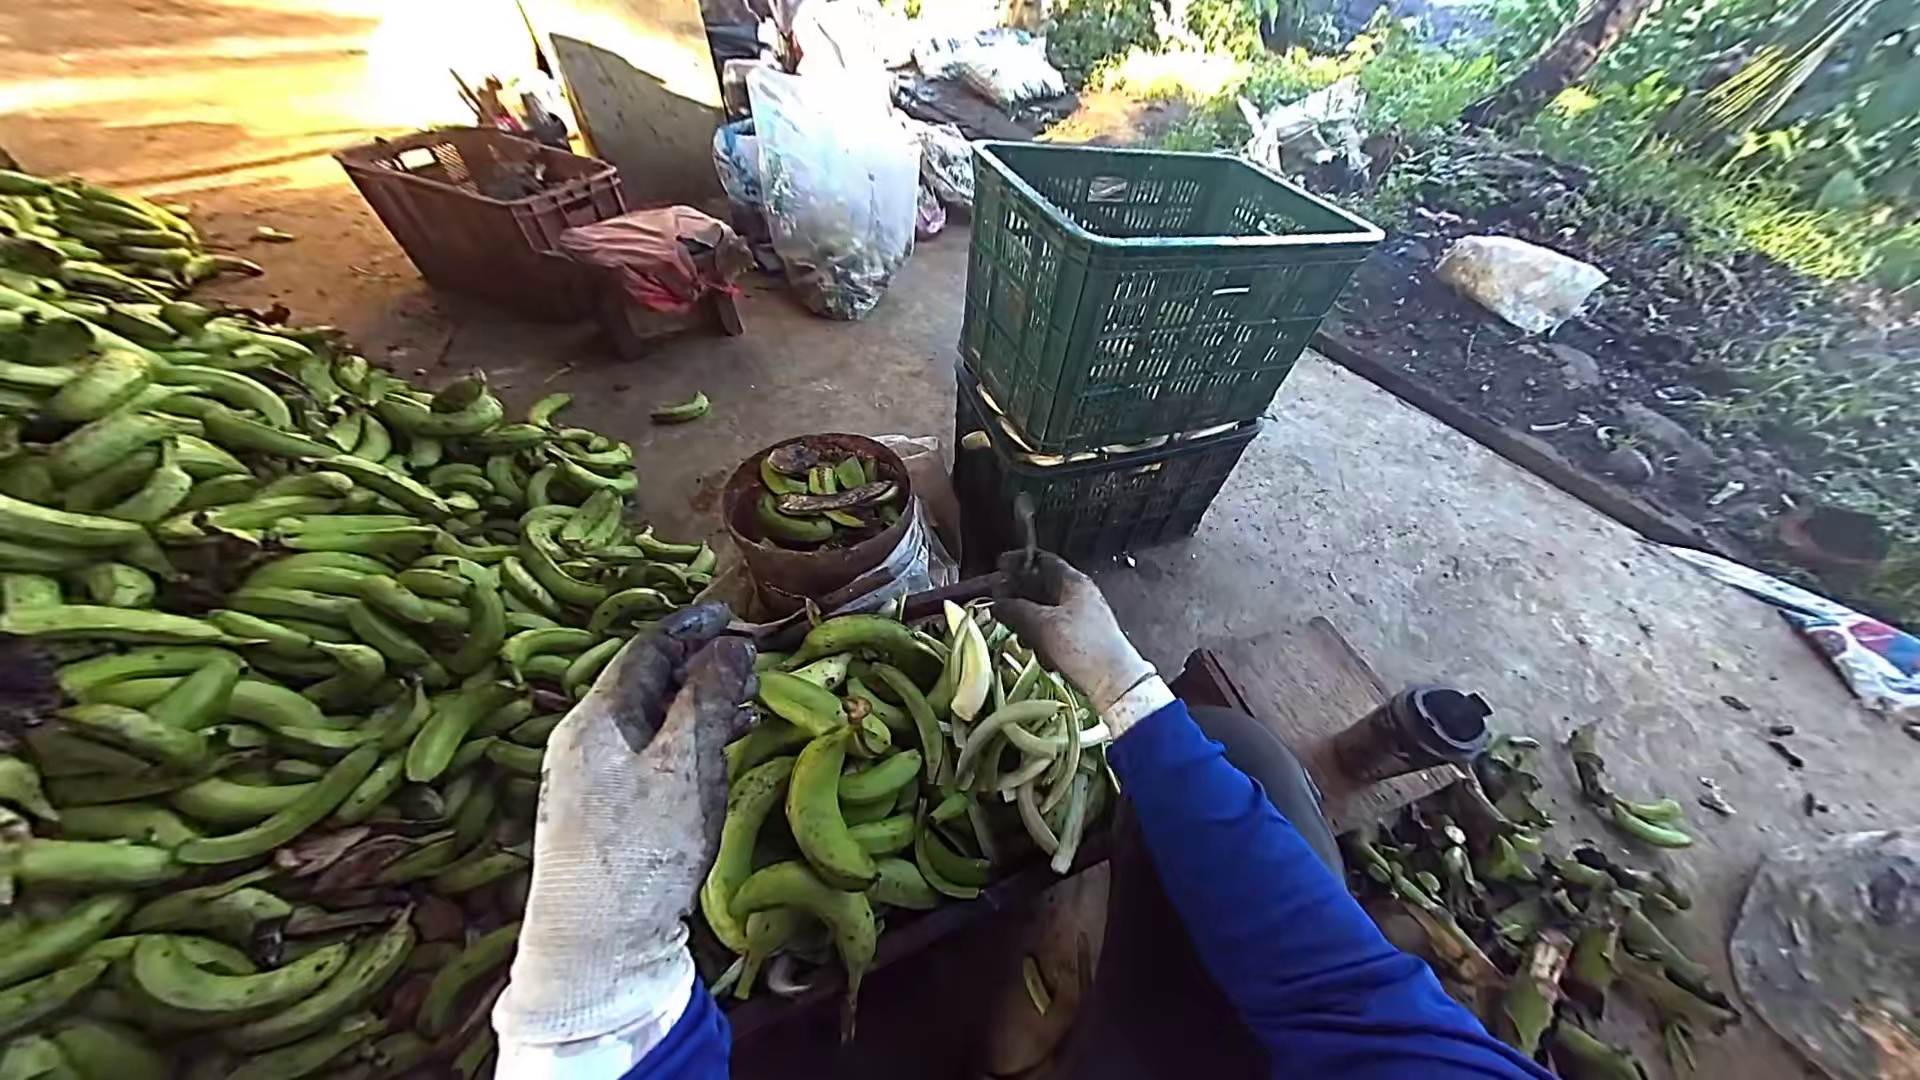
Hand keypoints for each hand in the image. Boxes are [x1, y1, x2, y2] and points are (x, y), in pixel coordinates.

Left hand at [494, 603, 755, 1047]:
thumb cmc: (646, 845)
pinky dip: (696, 730)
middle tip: (751, 658)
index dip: (691, 626)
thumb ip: (708, 696)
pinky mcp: (615, 799)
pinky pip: (659, 744)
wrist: (600, 946)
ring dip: (705, 696)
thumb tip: (731, 644)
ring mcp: (600, 770)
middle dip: (703, 661)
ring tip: (750, 695)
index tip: (730, 613)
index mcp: (598, 718)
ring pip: (659, 712)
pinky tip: (729, 735)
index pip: (646, 649)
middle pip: (652, 678)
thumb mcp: (685, 763)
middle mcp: (591, 736)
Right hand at [994, 551, 1154, 715]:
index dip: (1019, 561)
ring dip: (1026, 621)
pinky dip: (1040, 638)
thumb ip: (1016, 610)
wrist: (1113, 682)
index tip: (999, 566)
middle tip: (997, 604)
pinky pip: (1050, 631)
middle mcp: (1077, 596)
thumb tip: (996, 603)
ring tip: (1019, 635)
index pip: (1043, 561)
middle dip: (1017, 595)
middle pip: (1039, 586)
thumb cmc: (1082, 646)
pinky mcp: (1077, 640)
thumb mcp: (1043, 625)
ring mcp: (1078, 618)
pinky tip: (1038, 652)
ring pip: (1042, 610)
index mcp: (1074, 583)